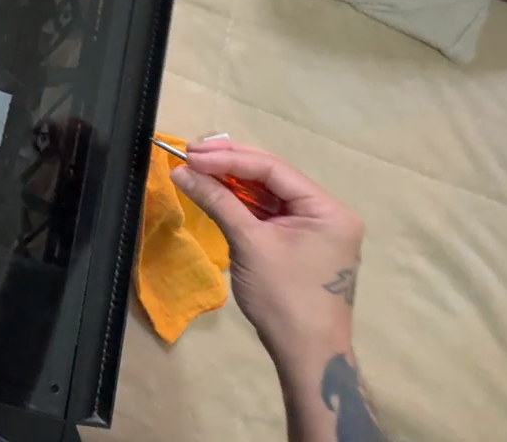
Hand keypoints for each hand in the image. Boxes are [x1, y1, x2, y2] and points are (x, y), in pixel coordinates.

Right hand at [172, 138, 363, 366]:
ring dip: (229, 179)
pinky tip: (212, 189)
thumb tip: (179, 170)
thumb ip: (216, 200)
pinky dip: (237, 198)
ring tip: (194, 168)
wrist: (306, 353)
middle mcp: (325, 212)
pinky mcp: (295, 240)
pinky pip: (264, 208)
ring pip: (265, 190)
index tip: (191, 155)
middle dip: (228, 163)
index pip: (273, 169)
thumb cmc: (284, 296)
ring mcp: (311, 227)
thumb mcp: (248, 242)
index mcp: (327, 210)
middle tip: (190, 154)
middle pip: (270, 174)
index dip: (229, 158)